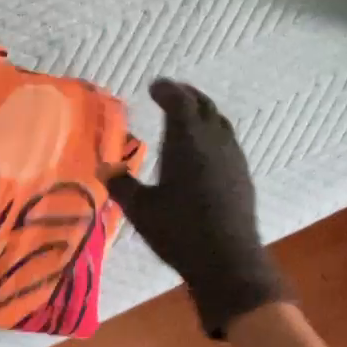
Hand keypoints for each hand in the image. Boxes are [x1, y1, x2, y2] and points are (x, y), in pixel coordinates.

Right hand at [105, 79, 283, 337]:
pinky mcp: (242, 175)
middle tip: (171, 92)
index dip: (166, 90)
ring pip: (219, 122)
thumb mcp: (141, 210)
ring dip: (203, 111)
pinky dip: (213, 132)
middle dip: (187, 95)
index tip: (154, 86)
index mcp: (187, 141)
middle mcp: (213, 141)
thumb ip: (121, 185)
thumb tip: (104, 167)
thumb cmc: (179, 232)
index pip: (179, 102)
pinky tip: (205, 148)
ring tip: (188, 114)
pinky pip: (227, 141)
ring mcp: (232, 157)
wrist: (228, 261)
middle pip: (203, 105)